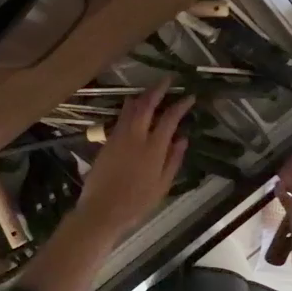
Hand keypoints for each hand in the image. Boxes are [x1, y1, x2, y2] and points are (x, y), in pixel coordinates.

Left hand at [73, 80, 194, 237]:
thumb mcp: (162, 185)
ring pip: (131, 108)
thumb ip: (173, 160)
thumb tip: (183, 139)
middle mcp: (136, 137)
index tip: (189, 96)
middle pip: (147, 105)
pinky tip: (133, 110)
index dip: (180, 105)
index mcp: (153, 148)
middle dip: (158, 90)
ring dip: (142, 96)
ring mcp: (119, 137)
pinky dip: (130, 109)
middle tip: (168, 80)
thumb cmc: (136, 203)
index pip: (169, 119)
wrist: (102, 211)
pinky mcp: (107, 142)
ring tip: (150, 90)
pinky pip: (121, 118)